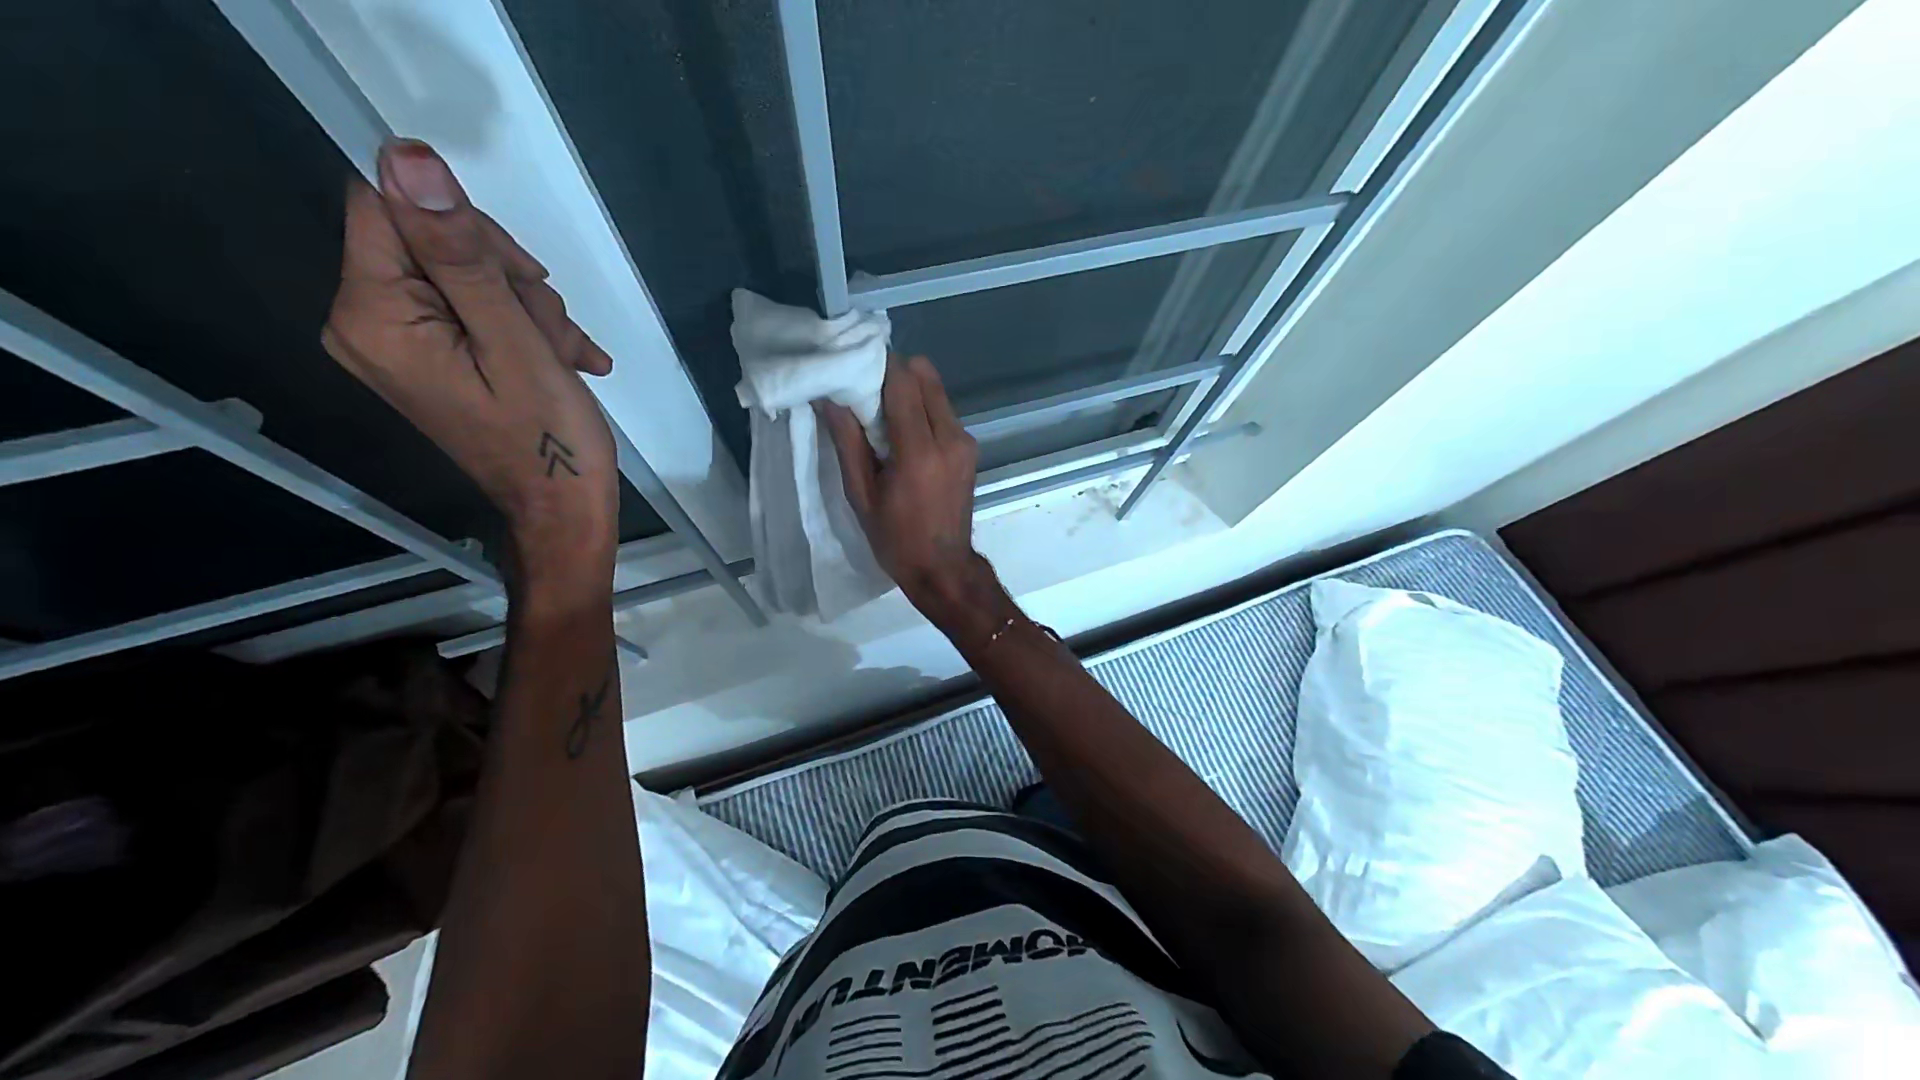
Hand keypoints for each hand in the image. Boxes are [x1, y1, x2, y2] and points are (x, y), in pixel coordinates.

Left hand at [322, 140, 617, 586]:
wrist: (564, 512)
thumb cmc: (547, 438)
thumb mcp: (517, 344)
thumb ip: (462, 256)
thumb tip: (408, 158)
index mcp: (374, 316)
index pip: (391, 208)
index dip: (465, 230)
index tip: (523, 281)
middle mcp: (367, 324)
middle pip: (431, 243)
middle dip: (508, 279)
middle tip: (551, 334)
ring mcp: (399, 344)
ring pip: (466, 277)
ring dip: (529, 309)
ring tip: (562, 358)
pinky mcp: (430, 358)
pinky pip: (473, 311)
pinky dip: (526, 330)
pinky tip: (565, 362)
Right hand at [820, 356, 983, 612]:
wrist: (944, 568)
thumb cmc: (896, 539)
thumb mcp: (861, 495)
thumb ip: (847, 442)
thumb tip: (830, 398)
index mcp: (920, 451)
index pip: (903, 382)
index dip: (878, 364)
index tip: (854, 365)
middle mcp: (950, 437)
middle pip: (925, 375)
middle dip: (895, 373)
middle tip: (866, 390)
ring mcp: (966, 441)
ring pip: (936, 390)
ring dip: (909, 390)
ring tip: (882, 414)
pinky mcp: (971, 447)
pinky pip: (943, 410)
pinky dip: (922, 408)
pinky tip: (903, 432)